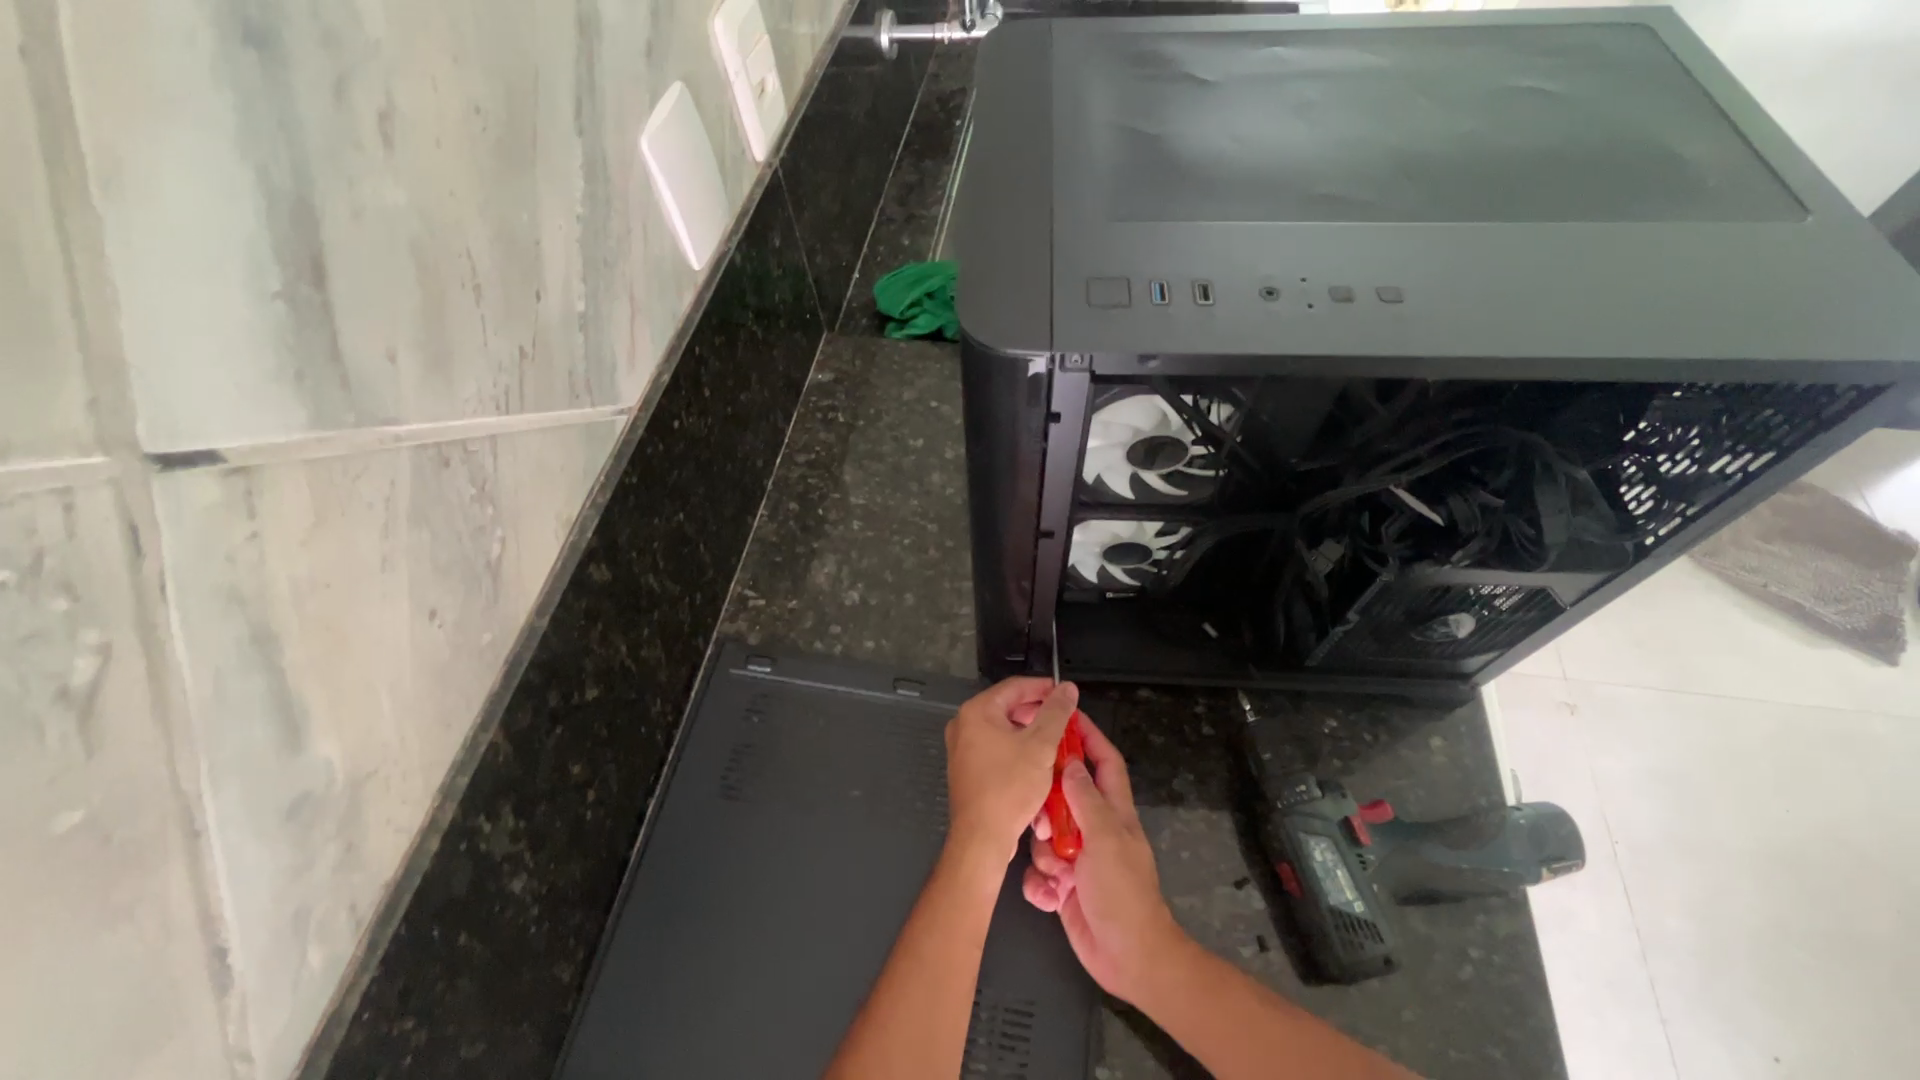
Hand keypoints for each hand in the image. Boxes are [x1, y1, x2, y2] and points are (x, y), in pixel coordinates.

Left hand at [945, 678, 1078, 863]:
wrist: (982, 837)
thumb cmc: (1008, 789)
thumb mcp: (1040, 746)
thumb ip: (1056, 712)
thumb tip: (1067, 688)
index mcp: (977, 712)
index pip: (1015, 686)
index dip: (1044, 688)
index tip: (1066, 694)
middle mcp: (964, 725)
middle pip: (1008, 707)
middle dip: (1039, 713)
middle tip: (1064, 720)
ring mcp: (963, 748)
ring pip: (1004, 730)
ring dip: (1031, 733)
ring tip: (1056, 742)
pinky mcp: (968, 768)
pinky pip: (997, 749)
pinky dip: (1018, 750)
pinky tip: (1038, 762)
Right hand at [1021, 716, 1187, 1003]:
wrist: (1129, 958)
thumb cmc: (1123, 893)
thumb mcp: (1106, 838)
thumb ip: (1086, 799)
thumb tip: (1071, 763)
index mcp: (1115, 812)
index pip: (1103, 762)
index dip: (1087, 737)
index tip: (1063, 717)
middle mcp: (1096, 830)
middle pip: (1062, 799)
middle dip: (1046, 811)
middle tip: (1044, 826)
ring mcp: (1079, 859)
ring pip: (1044, 838)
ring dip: (1042, 856)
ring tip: (1056, 873)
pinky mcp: (1064, 887)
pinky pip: (1039, 874)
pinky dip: (1040, 886)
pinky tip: (1051, 898)